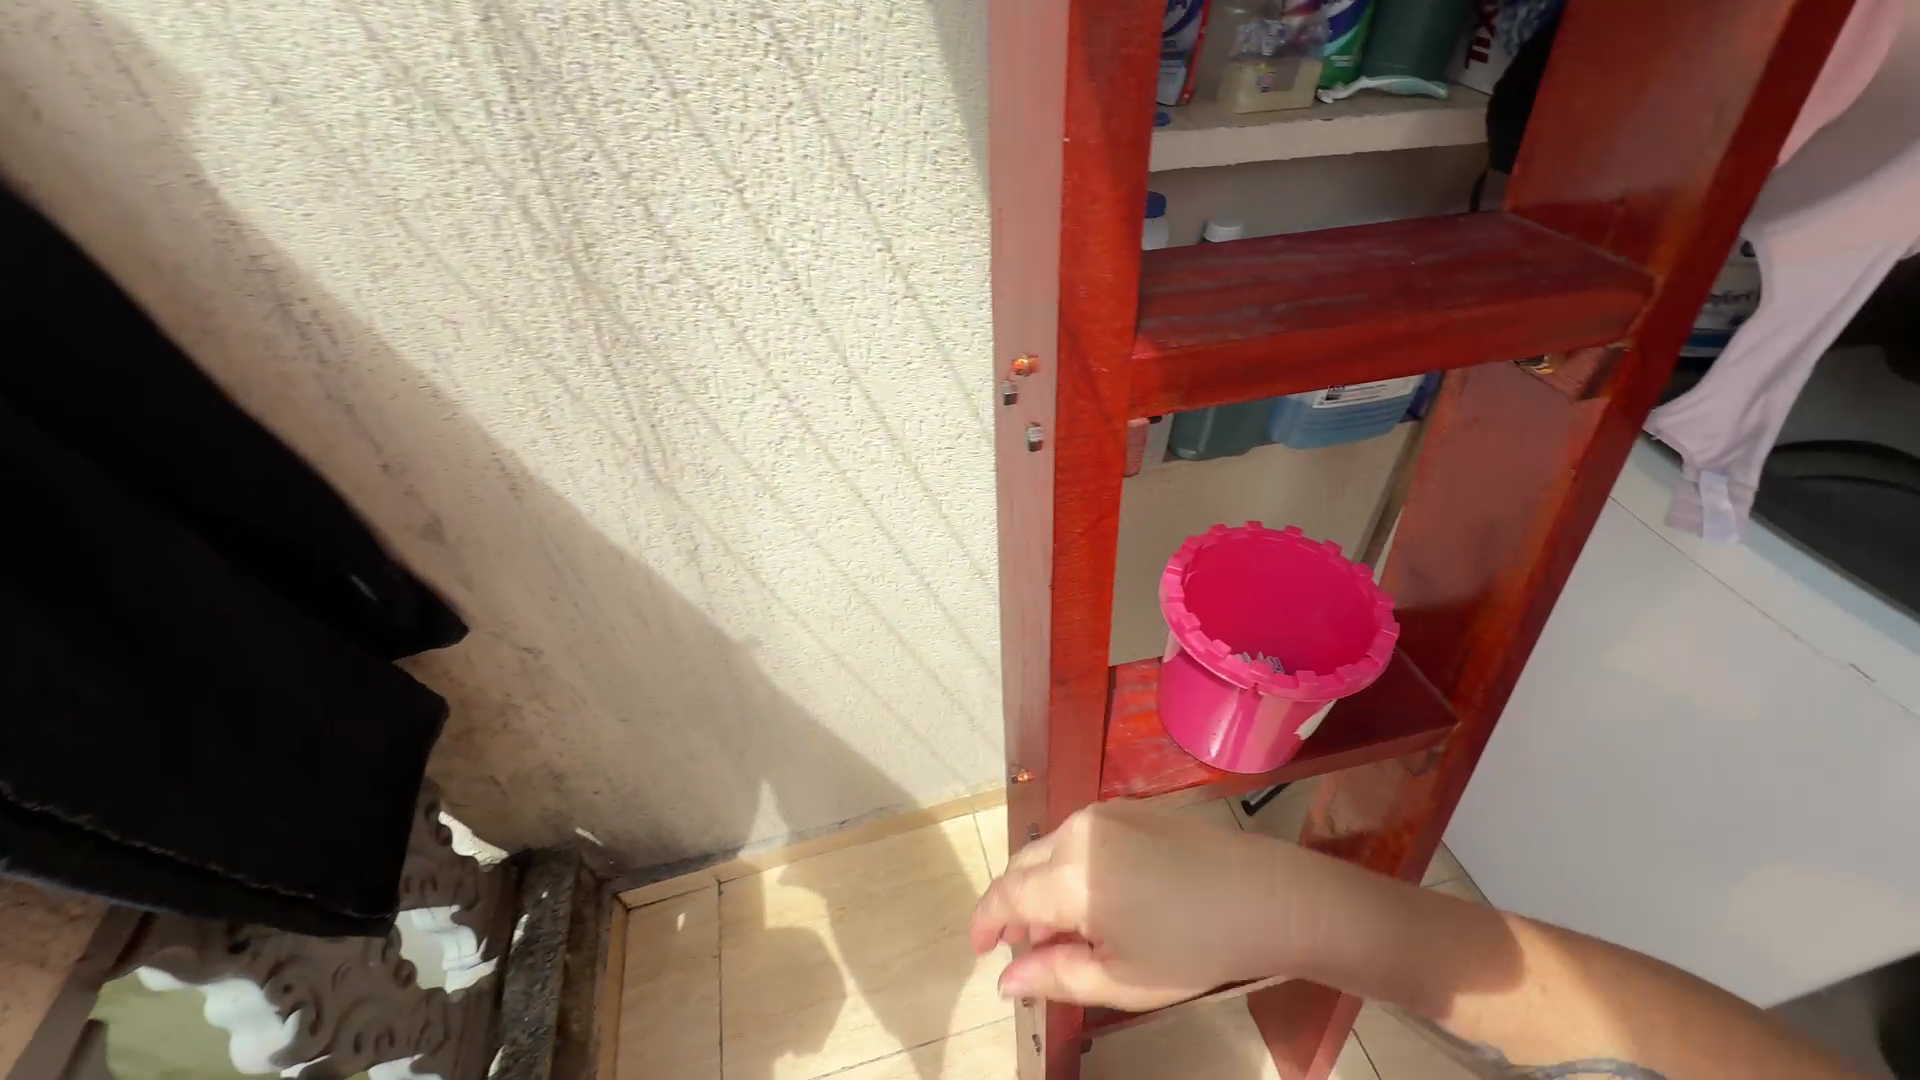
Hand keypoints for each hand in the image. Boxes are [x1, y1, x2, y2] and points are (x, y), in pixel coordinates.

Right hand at [968, 801, 1330, 1010]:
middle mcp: (1078, 832)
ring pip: (1048, 849)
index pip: (1007, 895)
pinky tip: (1093, 898)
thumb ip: (1053, 977)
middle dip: (1013, 906)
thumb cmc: (1194, 948)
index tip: (981, 948)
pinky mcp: (1124, 807)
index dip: (985, 922)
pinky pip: (1077, 837)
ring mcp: (1102, 813)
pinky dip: (1066, 866)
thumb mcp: (1121, 979)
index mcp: (1071, 877)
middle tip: (1023, 948)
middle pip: (1022, 866)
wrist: (1264, 896)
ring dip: (1040, 885)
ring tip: (1061, 929)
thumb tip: (1004, 980)